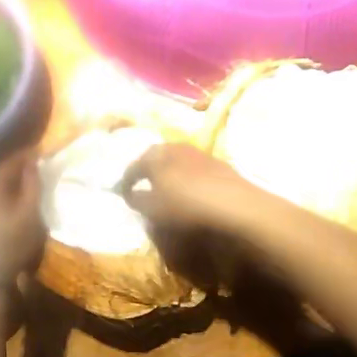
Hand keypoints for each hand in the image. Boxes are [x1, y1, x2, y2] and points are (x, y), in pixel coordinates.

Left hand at [0, 149, 45, 283]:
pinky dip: (6, 190)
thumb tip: (33, 160)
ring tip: (31, 176)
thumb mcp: (30, 212)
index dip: (25, 154)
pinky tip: (18, 195)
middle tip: (38, 161)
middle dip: (18, 164)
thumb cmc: (14, 243)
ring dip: (12, 177)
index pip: (8, 161)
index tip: (42, 150)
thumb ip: (32, 184)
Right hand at [118, 144, 274, 236]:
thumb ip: (139, 200)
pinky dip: (188, 178)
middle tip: (144, 186)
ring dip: (169, 173)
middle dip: (148, 171)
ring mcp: (199, 153)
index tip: (123, 194)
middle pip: (156, 157)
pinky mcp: (219, 163)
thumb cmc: (184, 205)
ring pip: (177, 161)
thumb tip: (132, 194)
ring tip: (167, 190)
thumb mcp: (153, 208)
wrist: (233, 204)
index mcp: (155, 156)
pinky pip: (195, 169)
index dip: (126, 181)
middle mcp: (175, 148)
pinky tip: (191, 192)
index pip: (134, 166)